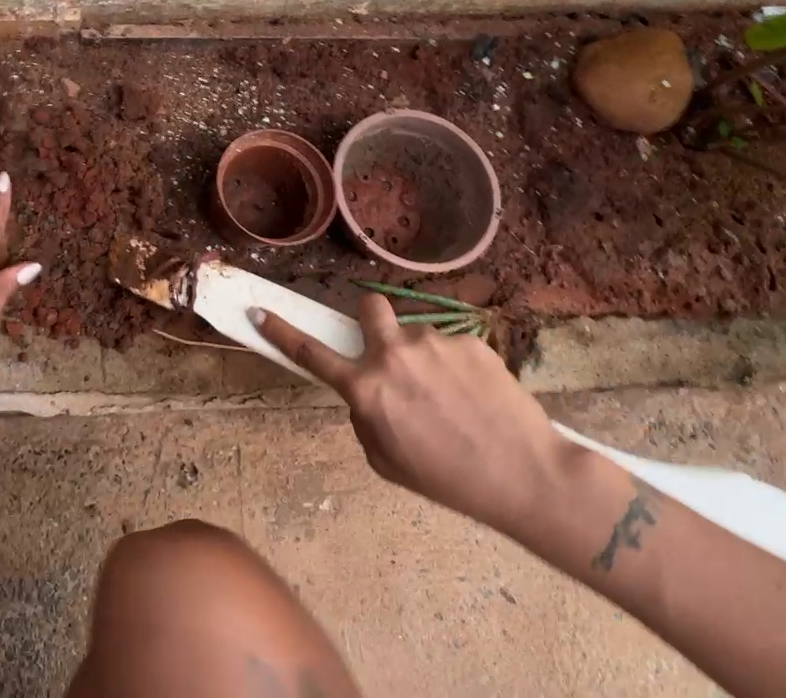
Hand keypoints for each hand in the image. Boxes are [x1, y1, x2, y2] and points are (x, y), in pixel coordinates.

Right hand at [251, 294, 580, 536]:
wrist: (526, 474)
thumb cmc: (447, 477)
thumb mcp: (384, 459)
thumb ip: (364, 417)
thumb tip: (367, 394)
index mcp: (365, 389)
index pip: (310, 352)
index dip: (280, 331)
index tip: (259, 312)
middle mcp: (393, 355)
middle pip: (369, 308)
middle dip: (370, 320)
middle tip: (389, 349)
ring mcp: (434, 343)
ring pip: (416, 336)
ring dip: (422, 357)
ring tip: (452, 398)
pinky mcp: (471, 342)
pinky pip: (451, 347)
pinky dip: (457, 368)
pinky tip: (476, 398)